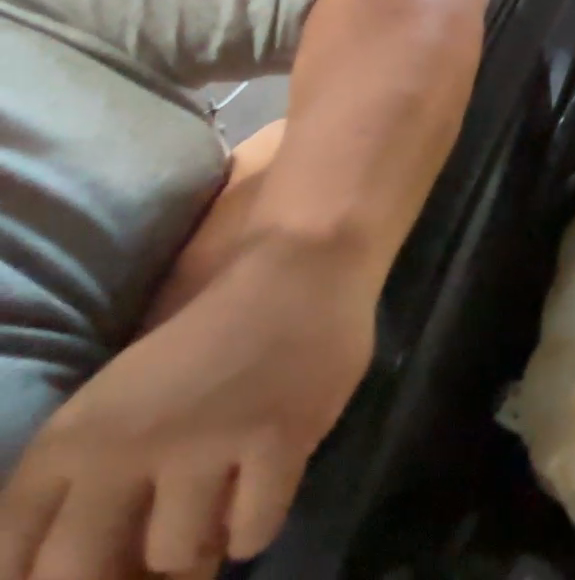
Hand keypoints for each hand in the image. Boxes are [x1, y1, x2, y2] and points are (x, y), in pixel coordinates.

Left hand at [0, 238, 375, 578]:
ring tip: (219, 522)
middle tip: (158, 564)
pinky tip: (262, 496)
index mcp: (68, 441)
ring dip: (200, 547)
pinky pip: (255, 526)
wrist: (300, 270)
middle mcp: (123, 451)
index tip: (98, 568)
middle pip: (79, 575)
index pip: (9, 561)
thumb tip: (99, 555)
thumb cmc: (209, 332)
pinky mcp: (280, 438)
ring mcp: (208, 444)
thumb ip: (95, 475)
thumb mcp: (122, 399)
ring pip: (179, 554)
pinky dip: (257, 525)